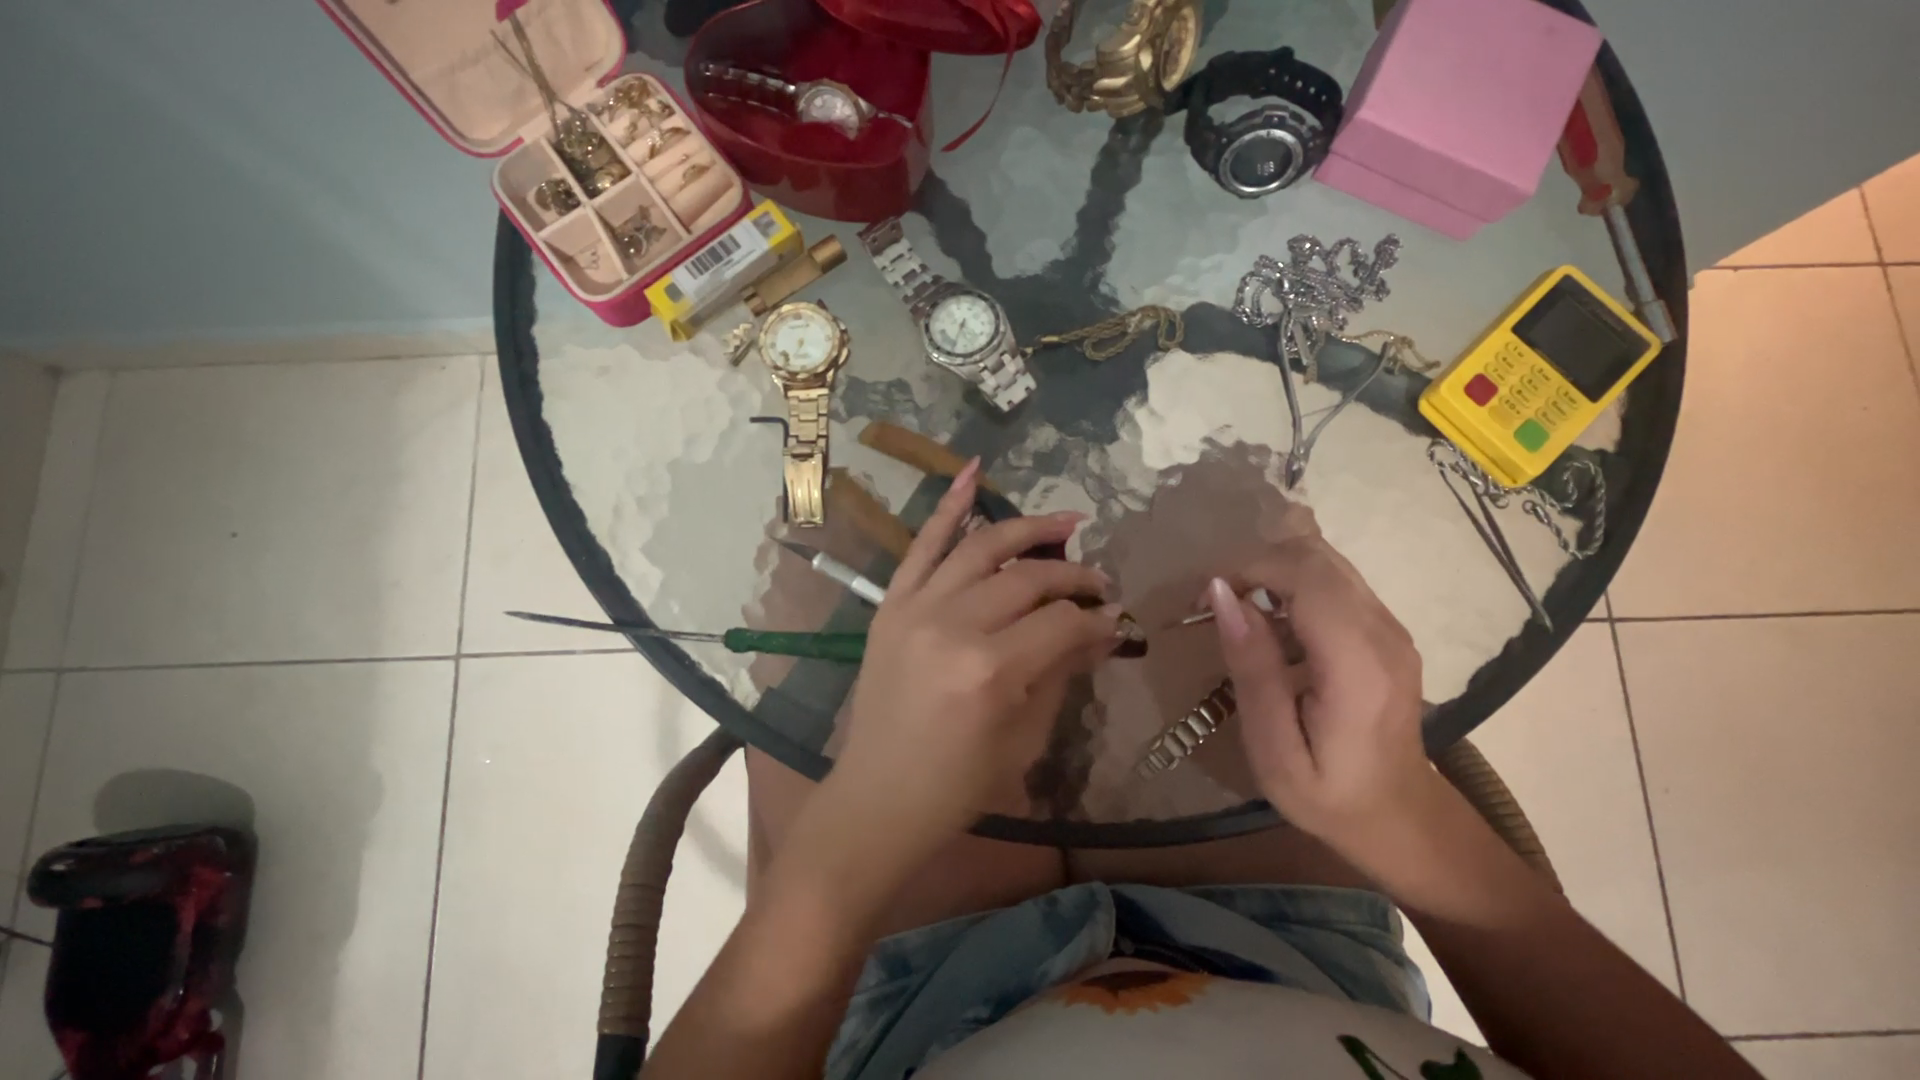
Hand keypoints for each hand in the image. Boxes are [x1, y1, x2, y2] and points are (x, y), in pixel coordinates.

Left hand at [829, 459, 1119, 860]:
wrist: (877, 798)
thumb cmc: (958, 786)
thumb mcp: (1024, 739)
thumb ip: (1062, 675)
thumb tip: (1104, 633)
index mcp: (991, 670)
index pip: (1062, 622)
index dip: (1097, 618)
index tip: (1116, 620)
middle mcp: (952, 626)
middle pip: (1028, 579)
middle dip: (1073, 576)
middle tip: (1099, 583)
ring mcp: (915, 609)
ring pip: (981, 549)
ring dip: (1027, 528)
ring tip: (1066, 523)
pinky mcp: (890, 606)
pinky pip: (922, 546)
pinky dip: (948, 508)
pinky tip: (974, 473)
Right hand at [1205, 535, 1438, 862]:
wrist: (1397, 815)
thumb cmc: (1326, 793)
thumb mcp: (1273, 747)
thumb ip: (1252, 668)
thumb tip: (1221, 594)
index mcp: (1357, 663)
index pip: (1305, 575)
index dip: (1248, 569)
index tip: (1205, 599)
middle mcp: (1384, 632)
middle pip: (1318, 558)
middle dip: (1257, 565)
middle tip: (1216, 603)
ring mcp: (1392, 628)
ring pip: (1328, 563)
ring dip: (1275, 572)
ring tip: (1239, 610)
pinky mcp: (1388, 631)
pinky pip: (1338, 584)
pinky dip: (1295, 586)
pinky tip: (1272, 624)